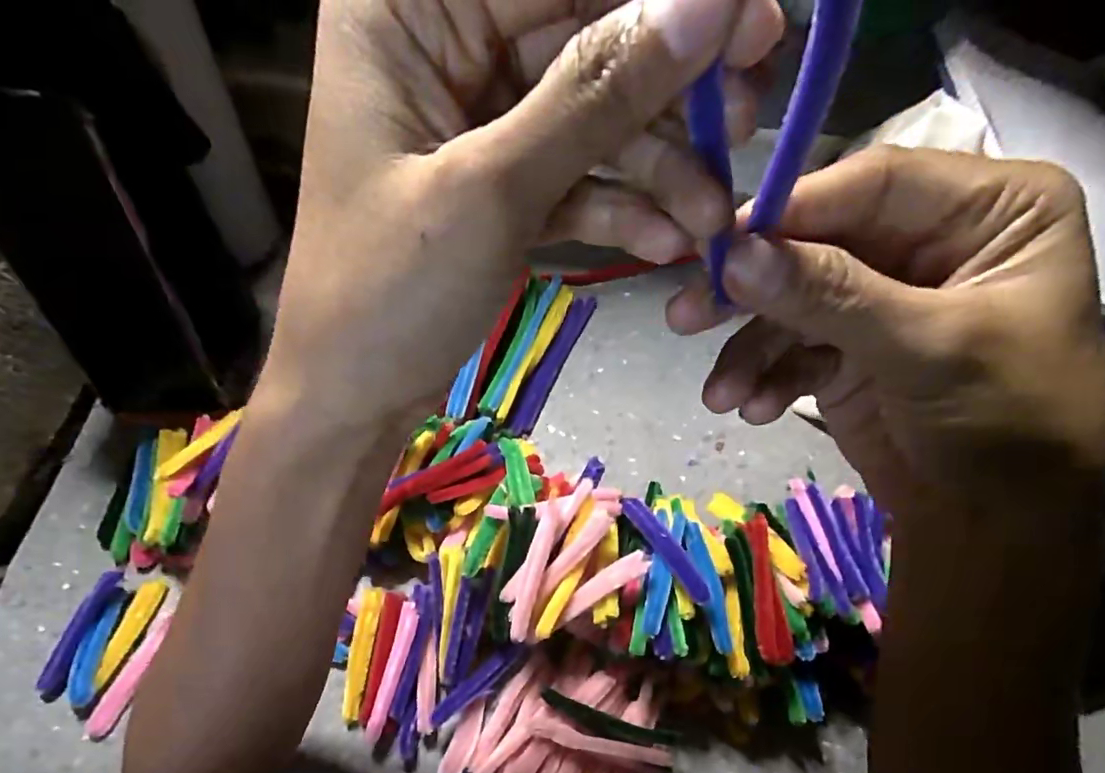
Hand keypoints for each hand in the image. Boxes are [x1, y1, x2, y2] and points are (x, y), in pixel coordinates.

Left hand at [265, 0, 782, 426]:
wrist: (352, 400)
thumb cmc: (391, 293)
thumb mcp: (491, 190)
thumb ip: (595, 92)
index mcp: (405, 8)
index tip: (752, 16)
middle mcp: (440, 46)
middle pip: (578, 31)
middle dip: (666, 84)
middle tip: (747, 112)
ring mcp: (473, 124)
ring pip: (586, 112)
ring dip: (655, 162)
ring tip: (715, 211)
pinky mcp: (497, 188)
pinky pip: (572, 175)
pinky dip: (618, 206)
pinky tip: (668, 242)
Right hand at [666, 147, 1104, 524]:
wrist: (997, 521)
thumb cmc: (1003, 420)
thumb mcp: (924, 347)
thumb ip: (829, 294)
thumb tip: (734, 254)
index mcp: (988, 210)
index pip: (874, 186)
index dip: (792, 211)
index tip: (717, 244)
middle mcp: (931, 244)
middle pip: (820, 243)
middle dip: (754, 289)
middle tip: (687, 315)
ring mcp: (883, 301)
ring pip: (795, 303)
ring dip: (750, 350)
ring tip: (720, 394)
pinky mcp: (848, 353)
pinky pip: (792, 350)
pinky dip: (767, 379)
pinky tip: (754, 409)